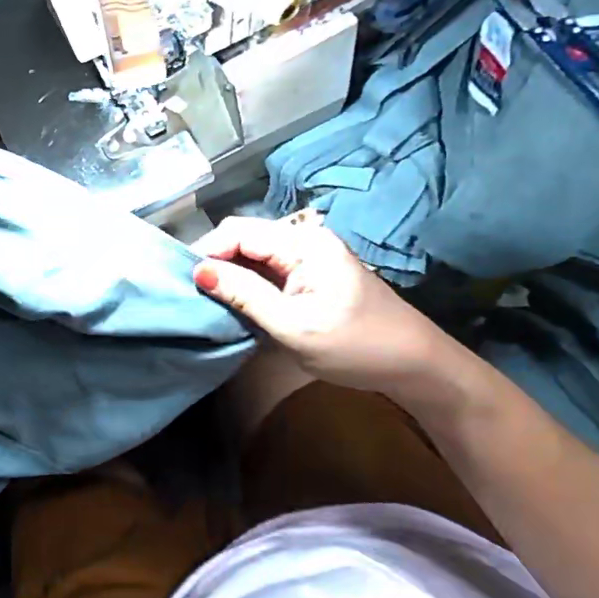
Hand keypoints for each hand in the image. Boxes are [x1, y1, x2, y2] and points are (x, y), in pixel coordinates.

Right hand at [191, 216, 479, 399]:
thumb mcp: (293, 326)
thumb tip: (198, 271)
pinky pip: (268, 269)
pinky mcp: (311, 274)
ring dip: (231, 274)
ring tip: (207, 300)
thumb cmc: (356, 346)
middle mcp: (304, 239)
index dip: (207, 251)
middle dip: (216, 262)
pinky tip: (236, 303)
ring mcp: (309, 256)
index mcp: (303, 242)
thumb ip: (244, 295)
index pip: (239, 232)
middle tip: (191, 294)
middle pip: (245, 239)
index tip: (183, 281)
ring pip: (254, 255)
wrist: (415, 365)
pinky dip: (249, 284)